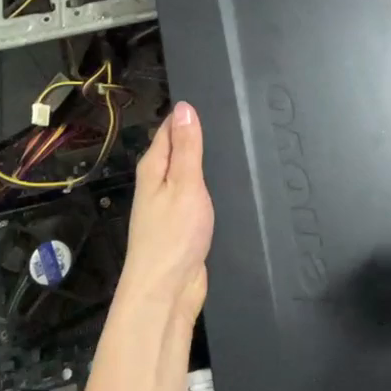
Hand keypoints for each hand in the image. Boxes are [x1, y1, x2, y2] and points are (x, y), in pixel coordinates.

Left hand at [119, 101, 214, 319]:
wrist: (165, 292)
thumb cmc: (173, 235)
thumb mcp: (185, 183)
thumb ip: (187, 147)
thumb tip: (184, 107)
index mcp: (154, 167)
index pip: (170, 129)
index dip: (188, 114)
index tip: (216, 98)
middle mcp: (157, 184)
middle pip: (179, 150)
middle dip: (199, 136)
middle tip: (235, 119)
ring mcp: (168, 207)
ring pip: (189, 174)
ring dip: (206, 164)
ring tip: (236, 148)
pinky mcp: (181, 227)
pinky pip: (196, 197)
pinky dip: (209, 188)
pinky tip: (228, 188)